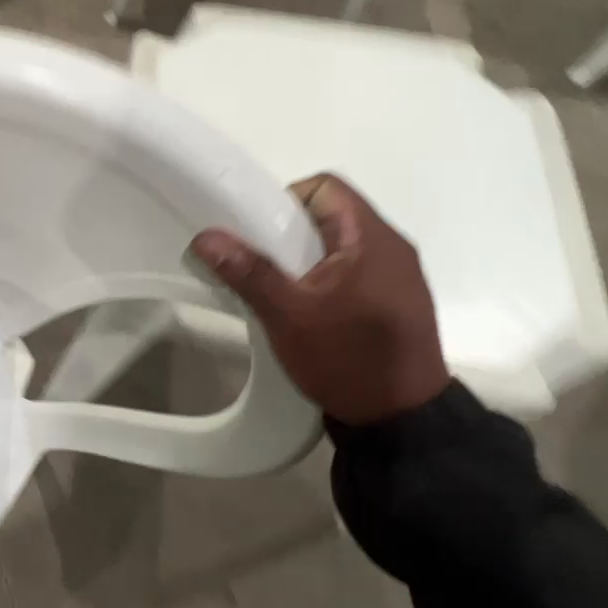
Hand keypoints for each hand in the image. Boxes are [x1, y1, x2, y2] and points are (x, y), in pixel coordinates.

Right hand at [190, 174, 448, 425]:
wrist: (401, 419)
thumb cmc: (347, 359)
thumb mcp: (288, 315)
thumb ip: (248, 272)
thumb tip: (206, 236)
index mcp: (372, 239)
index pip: (325, 188)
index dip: (284, 200)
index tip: (258, 235)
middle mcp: (392, 247)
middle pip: (331, 213)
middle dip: (287, 232)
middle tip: (257, 264)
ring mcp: (397, 274)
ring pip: (339, 243)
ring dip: (303, 257)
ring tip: (277, 289)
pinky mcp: (395, 299)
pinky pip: (351, 268)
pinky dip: (322, 276)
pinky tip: (304, 308)